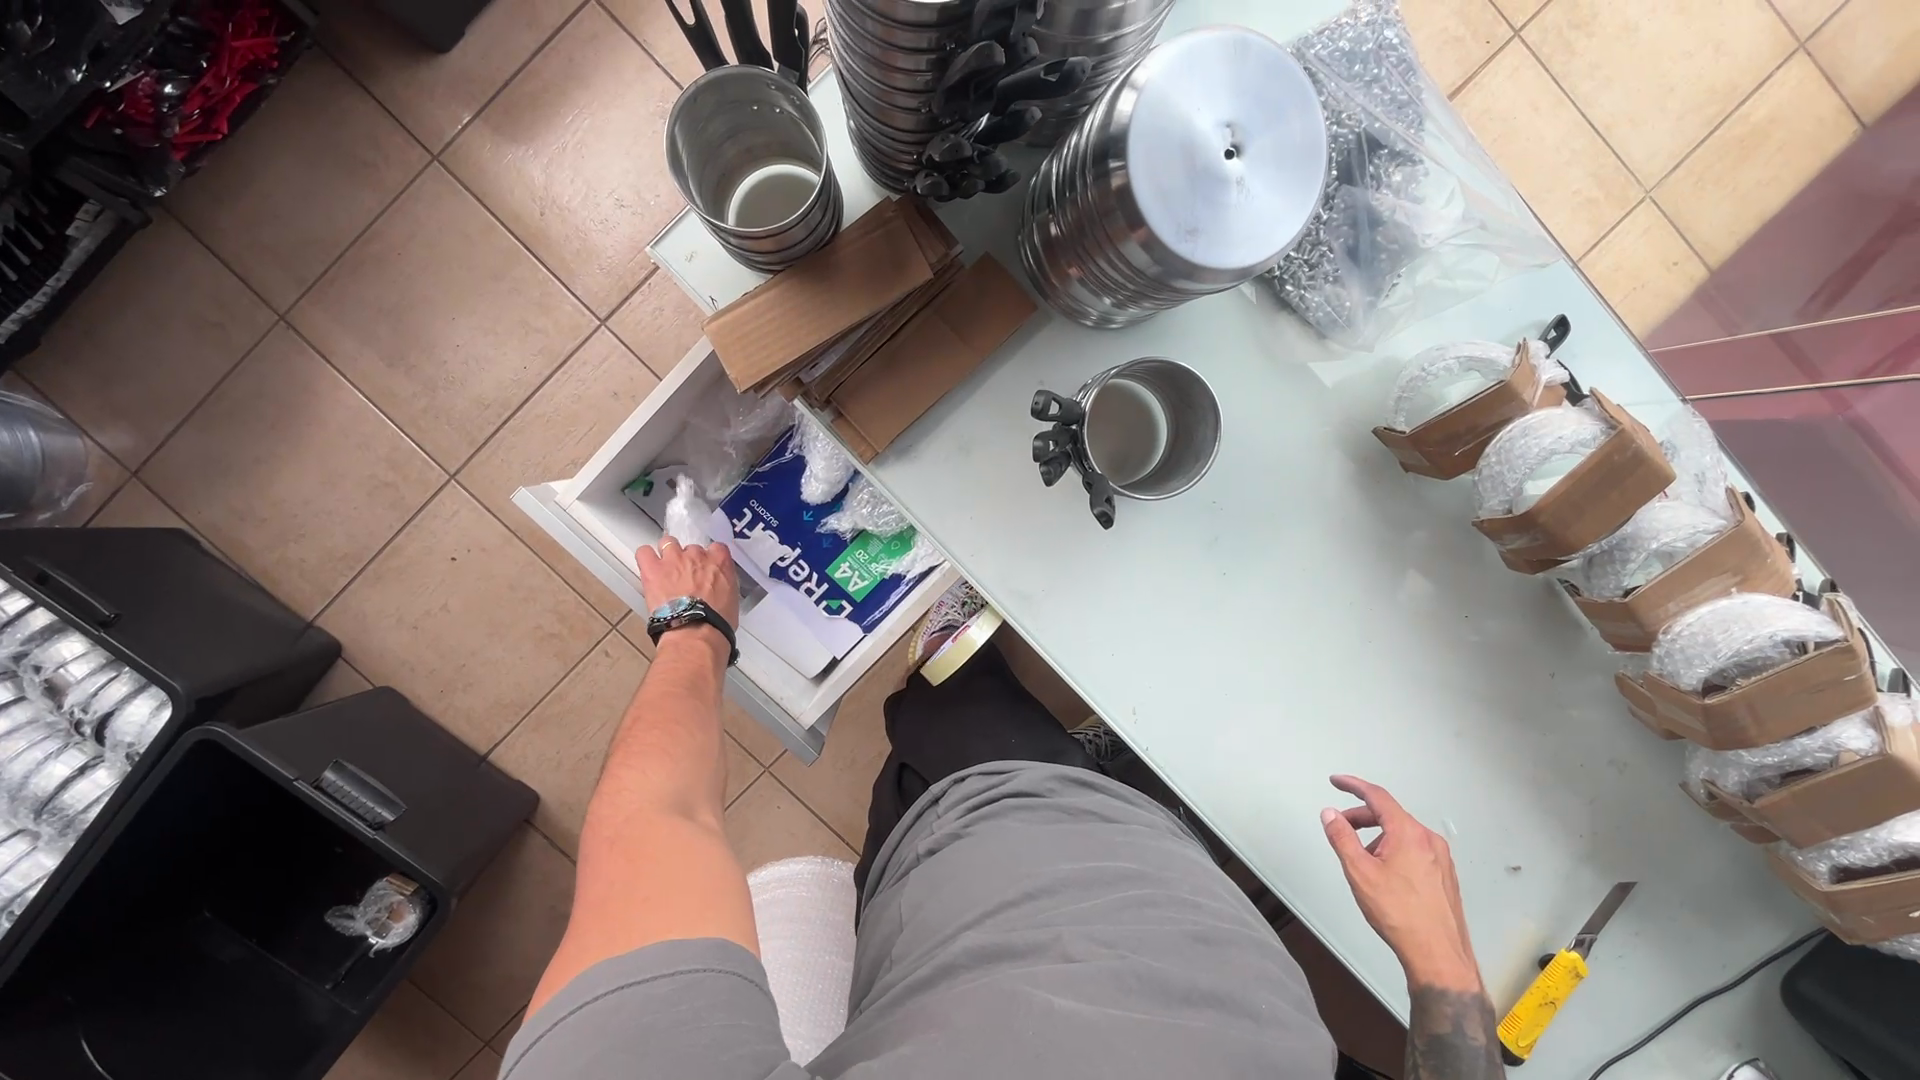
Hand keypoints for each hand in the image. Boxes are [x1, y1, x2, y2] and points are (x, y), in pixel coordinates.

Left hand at [637, 537, 740, 631]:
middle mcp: (697, 555)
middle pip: (691, 548)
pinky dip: (646, 557)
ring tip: (666, 571)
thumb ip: (723, 584)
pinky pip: (644, 552)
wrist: (696, 631)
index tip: (707, 569)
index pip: (717, 549)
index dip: (710, 559)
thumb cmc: (715, 621)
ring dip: (667, 554)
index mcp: (720, 562)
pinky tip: (649, 568)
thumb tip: (717, 588)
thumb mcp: (731, 599)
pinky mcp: (654, 569)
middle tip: (685, 578)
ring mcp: (674, 559)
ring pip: (668, 543)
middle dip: (688, 561)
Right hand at [1321, 775, 1481, 991]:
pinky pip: (1415, 850)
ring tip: (1361, 860)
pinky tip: (1384, 874)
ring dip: (1377, 837)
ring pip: (1402, 834)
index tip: (1336, 781)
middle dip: (1361, 817)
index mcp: (1409, 833)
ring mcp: (1441, 858)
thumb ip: (1341, 837)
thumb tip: (1330, 814)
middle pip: (1390, 815)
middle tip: (1340, 827)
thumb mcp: (1359, 872)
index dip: (1353, 785)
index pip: (1377, 796)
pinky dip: (1394, 850)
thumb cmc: (1397, 913)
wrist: (1439, 955)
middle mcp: (1429, 840)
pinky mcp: (1445, 876)